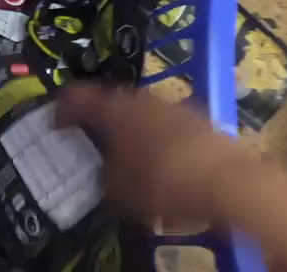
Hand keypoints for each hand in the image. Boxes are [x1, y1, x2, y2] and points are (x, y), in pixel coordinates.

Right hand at [55, 83, 248, 224]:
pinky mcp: (198, 120)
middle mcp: (138, 98)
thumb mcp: (121, 191)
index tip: (55, 123)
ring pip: (139, 110)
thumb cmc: (164, 182)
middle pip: (110, 100)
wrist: (230, 182)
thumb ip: (104, 178)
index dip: (63, 108)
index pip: (77, 96)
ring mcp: (170, 106)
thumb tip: (102, 175)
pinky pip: (165, 123)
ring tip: (127, 151)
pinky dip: (156, 136)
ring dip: (130, 126)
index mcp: (112, 108)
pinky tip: (161, 159)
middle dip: (99, 117)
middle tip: (90, 135)